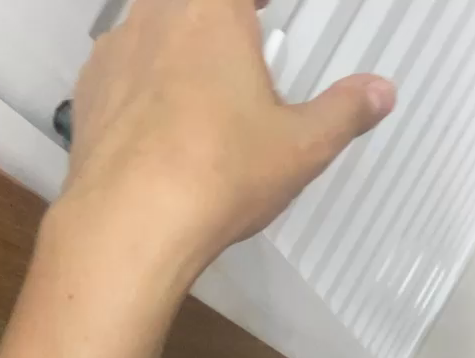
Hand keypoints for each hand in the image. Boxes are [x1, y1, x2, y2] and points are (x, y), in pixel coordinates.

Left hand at [53, 0, 395, 294]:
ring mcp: (115, 51)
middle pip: (193, 4)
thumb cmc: (222, 173)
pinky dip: (149, 88)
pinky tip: (168, 132)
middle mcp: (156, 15)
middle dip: (222, 23)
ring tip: (209, 99)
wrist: (134, 219)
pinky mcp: (91, 92)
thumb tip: (382, 91)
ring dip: (183, 52)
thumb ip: (345, 113)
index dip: (259, 5)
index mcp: (212, 13)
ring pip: (154, 31)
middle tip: (246, 49)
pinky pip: (126, 72)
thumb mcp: (303, 147)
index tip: (269, 14)